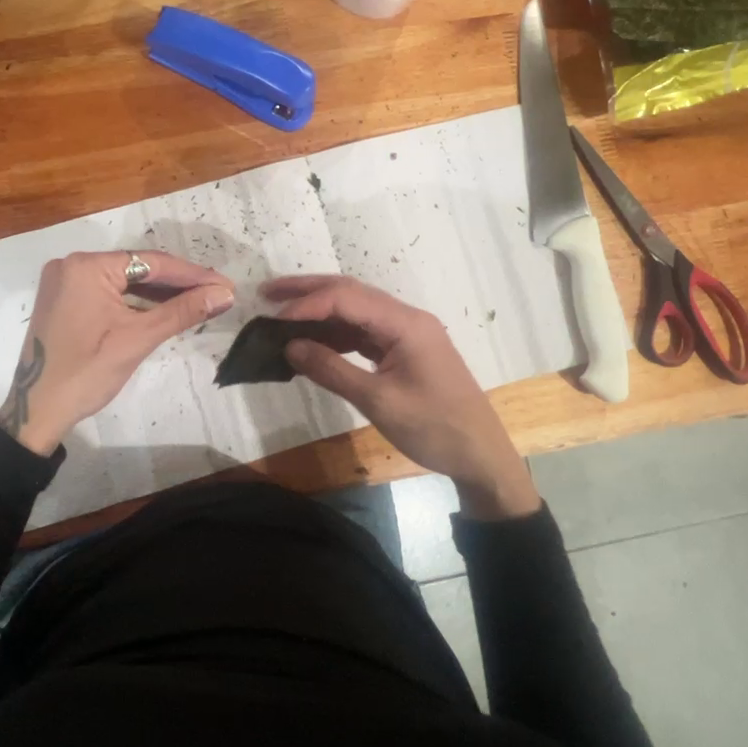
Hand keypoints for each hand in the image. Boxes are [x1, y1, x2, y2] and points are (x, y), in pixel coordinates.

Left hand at [0, 251, 234, 454]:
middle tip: (216, 293)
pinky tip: (162, 310)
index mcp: (86, 266)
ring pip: (122, 282)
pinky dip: (134, 303)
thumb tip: (224, 294)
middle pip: (136, 269)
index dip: (191, 275)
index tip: (225, 284)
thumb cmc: (87, 373)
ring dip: (157, 293)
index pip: (150, 263)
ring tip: (198, 301)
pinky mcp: (63, 301)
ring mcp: (64, 283)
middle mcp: (72, 265)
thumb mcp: (138, 339)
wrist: (37, 410)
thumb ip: (182, 311)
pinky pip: (107, 293)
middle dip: (177, 283)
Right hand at [262, 275, 540, 519]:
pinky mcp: (404, 351)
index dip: (307, 305)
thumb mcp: (378, 401)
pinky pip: (363, 332)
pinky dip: (335, 334)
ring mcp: (406, 334)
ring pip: (356, 310)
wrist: (480, 455)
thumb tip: (290, 346)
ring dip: (319, 311)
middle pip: (351, 292)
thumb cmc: (433, 428)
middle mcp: (406, 319)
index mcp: (406, 323)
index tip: (272, 320)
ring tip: (280, 315)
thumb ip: (332, 370)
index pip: (347, 298)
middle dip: (308, 291)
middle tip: (267, 294)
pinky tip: (310, 341)